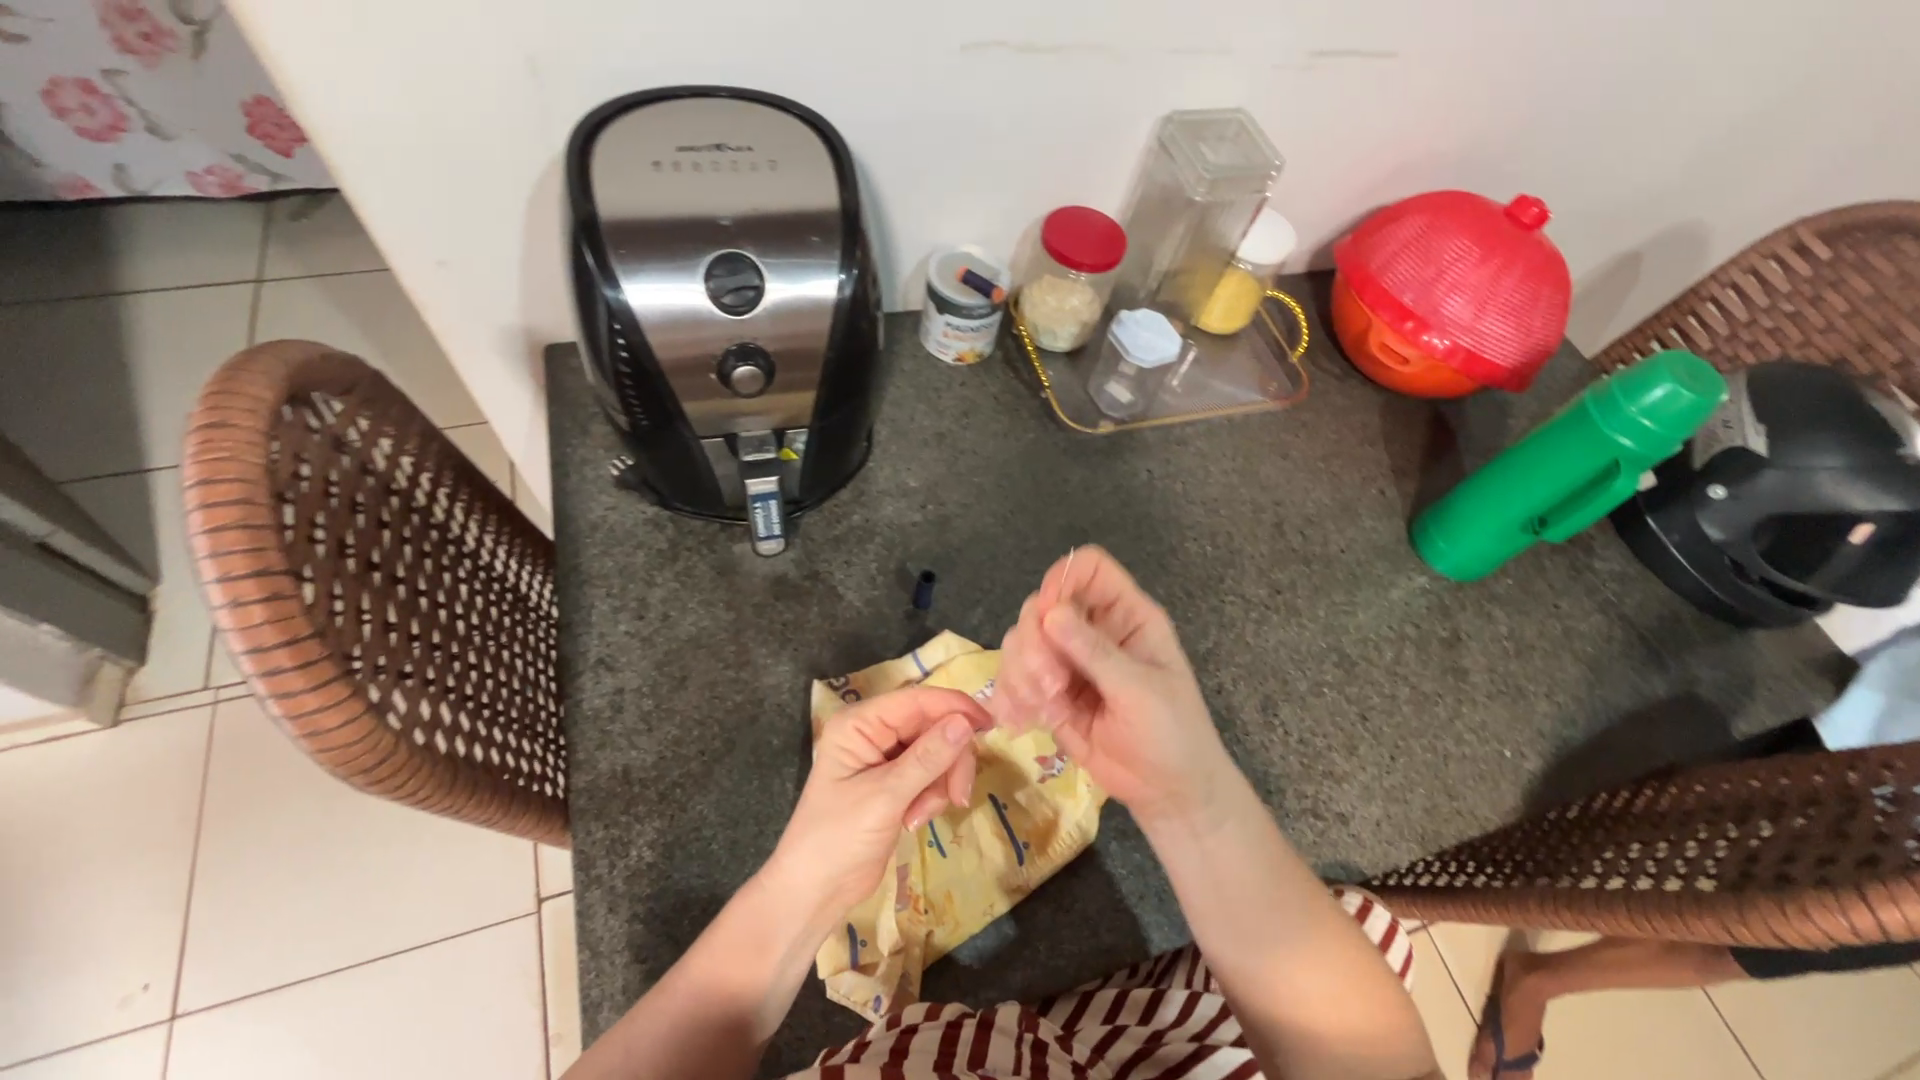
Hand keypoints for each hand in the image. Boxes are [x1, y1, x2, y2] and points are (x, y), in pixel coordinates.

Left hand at [768, 686, 993, 915]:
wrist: (816, 890)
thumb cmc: (838, 838)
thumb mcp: (885, 796)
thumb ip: (927, 758)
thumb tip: (965, 723)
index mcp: (859, 724)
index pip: (917, 701)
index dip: (954, 708)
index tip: (990, 726)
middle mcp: (872, 733)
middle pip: (933, 727)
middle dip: (949, 761)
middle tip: (958, 797)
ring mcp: (884, 758)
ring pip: (937, 753)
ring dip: (940, 785)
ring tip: (920, 817)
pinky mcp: (895, 783)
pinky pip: (931, 775)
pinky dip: (932, 796)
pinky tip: (914, 822)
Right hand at [993, 546, 1235, 827]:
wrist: (1169, 792)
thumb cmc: (1172, 734)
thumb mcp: (1140, 690)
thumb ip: (1095, 652)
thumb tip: (1051, 613)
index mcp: (1127, 617)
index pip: (1089, 570)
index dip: (1062, 580)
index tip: (1048, 616)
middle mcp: (1093, 631)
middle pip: (1042, 607)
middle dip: (1035, 645)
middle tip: (1051, 686)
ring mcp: (1068, 663)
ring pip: (1021, 642)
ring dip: (1021, 675)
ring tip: (1044, 711)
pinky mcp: (1049, 695)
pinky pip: (1014, 679)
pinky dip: (1010, 697)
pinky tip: (1021, 722)